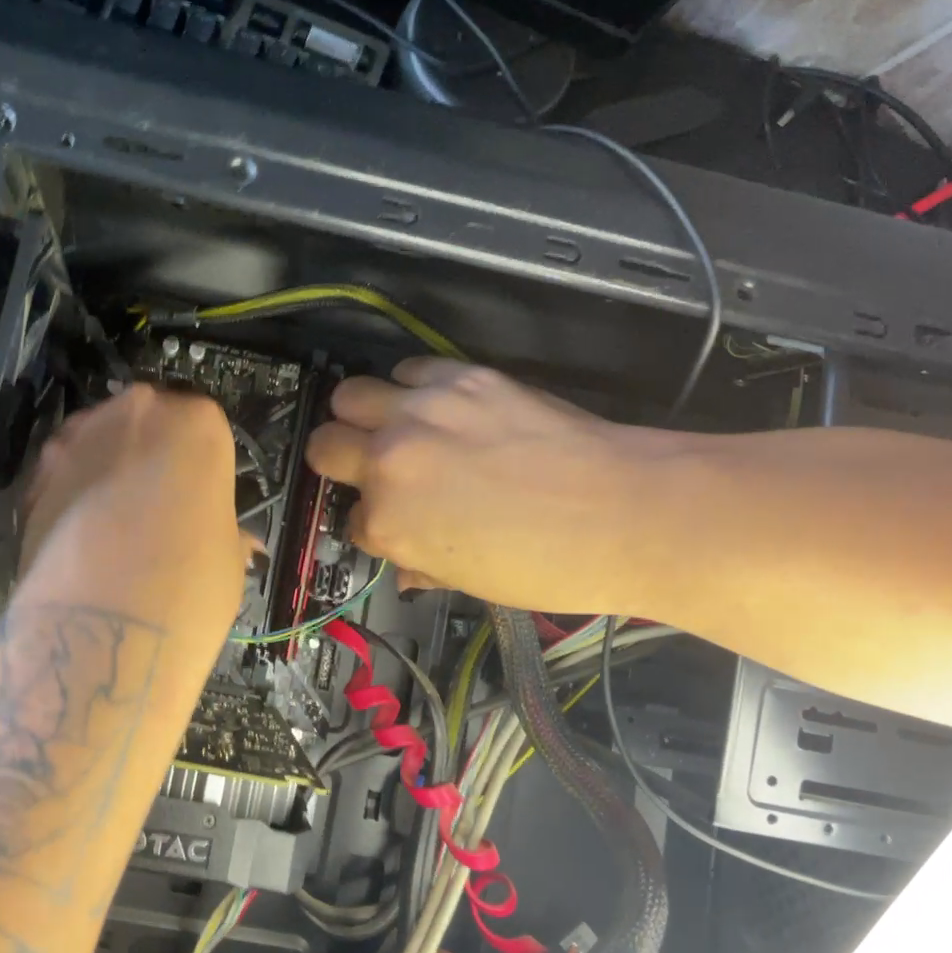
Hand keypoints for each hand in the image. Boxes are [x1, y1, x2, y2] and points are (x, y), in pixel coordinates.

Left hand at [20, 385, 244, 637]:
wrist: (101, 624)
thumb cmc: (189, 582)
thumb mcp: (228, 558)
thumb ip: (224, 532)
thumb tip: (241, 544)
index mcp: (197, 422)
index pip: (203, 426)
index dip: (198, 462)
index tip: (197, 494)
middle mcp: (135, 413)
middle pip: (145, 422)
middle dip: (148, 455)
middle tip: (155, 506)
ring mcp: (77, 439)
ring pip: (97, 443)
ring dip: (105, 470)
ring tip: (112, 527)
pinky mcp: (34, 474)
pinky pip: (63, 476)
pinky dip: (70, 497)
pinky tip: (80, 540)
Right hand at [306, 358, 668, 613]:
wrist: (626, 510)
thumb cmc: (550, 565)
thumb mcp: (471, 583)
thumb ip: (421, 564)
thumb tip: (404, 562)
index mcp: (389, 523)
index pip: (352, 520)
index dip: (372, 524)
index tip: (391, 523)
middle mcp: (390, 460)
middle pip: (325, 445)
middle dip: (340, 461)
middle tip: (369, 468)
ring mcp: (423, 411)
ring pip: (351, 395)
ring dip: (364, 415)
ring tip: (395, 427)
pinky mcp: (460, 376)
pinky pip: (409, 369)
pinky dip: (412, 386)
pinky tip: (436, 405)